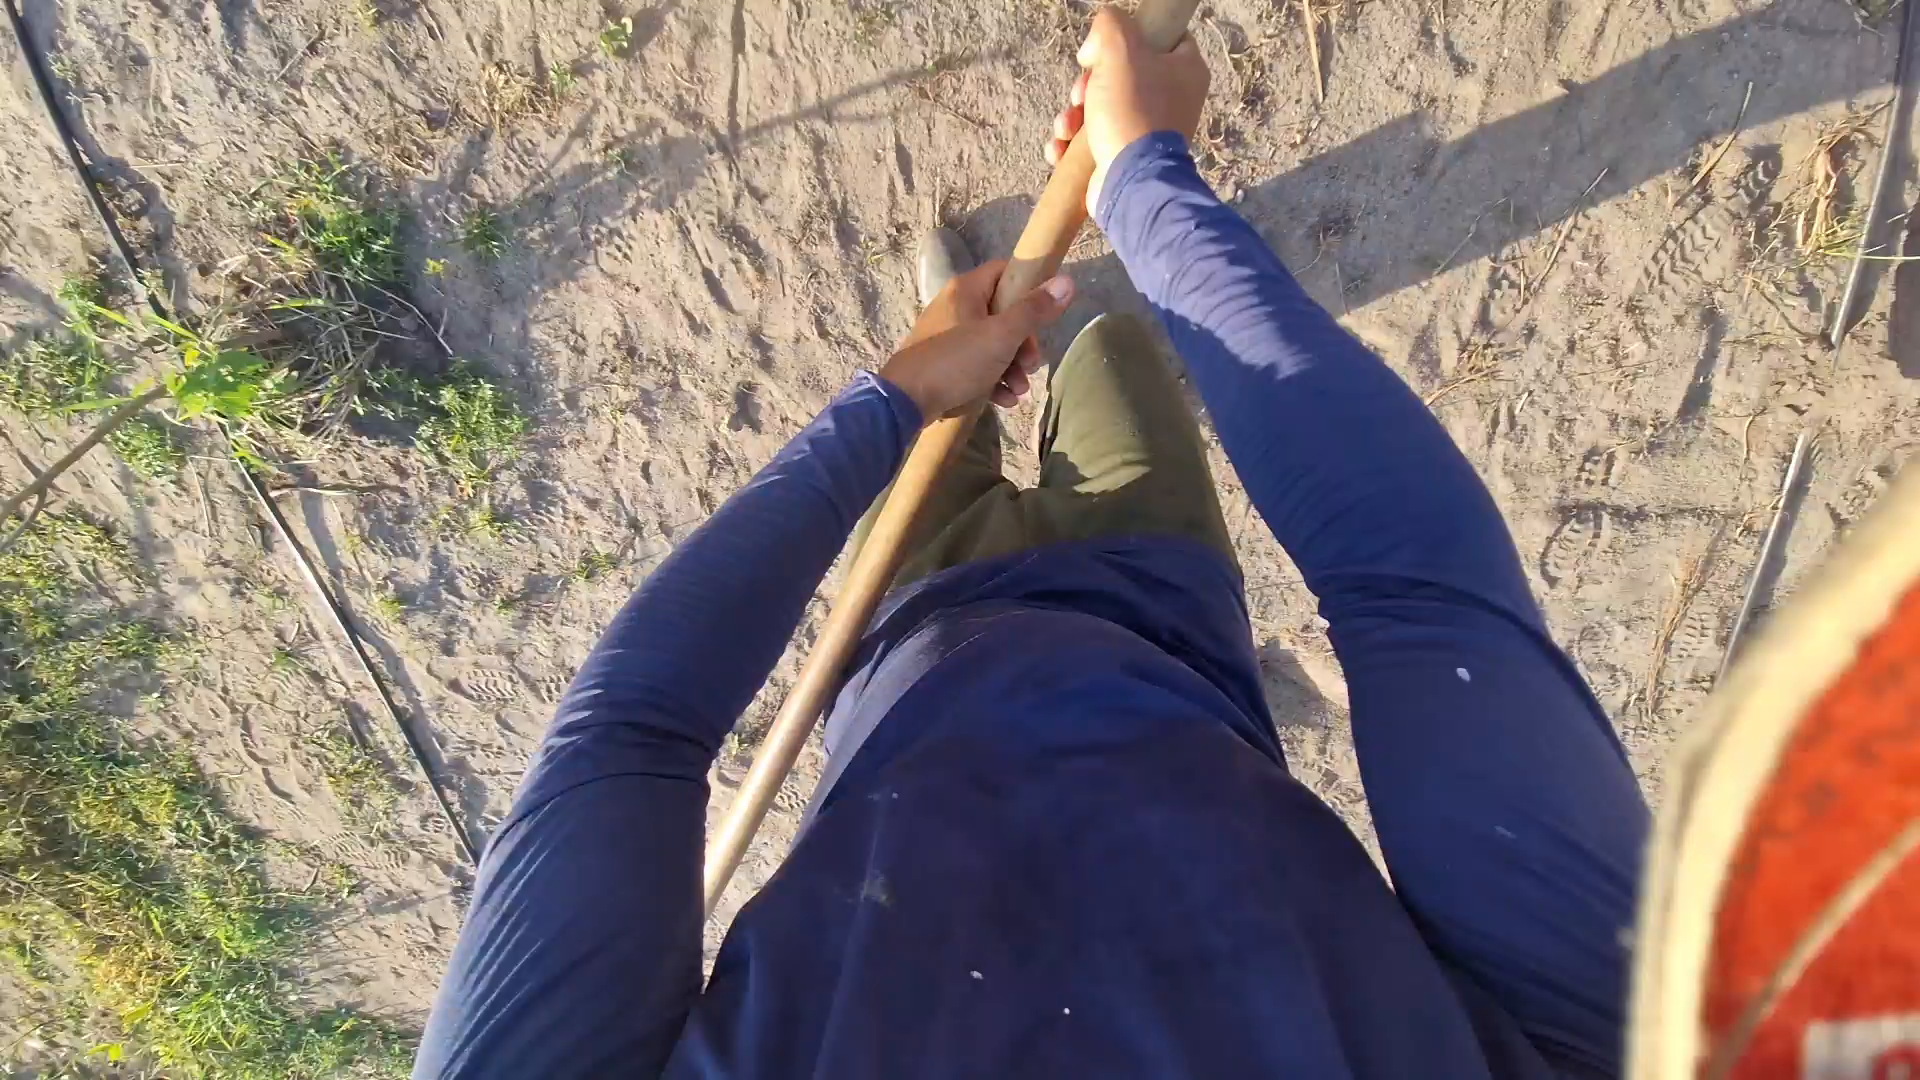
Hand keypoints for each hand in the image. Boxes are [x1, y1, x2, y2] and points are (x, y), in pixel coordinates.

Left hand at [879, 260, 1074, 416]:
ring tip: (1019, 390)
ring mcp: (948, 338)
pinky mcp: (945, 365)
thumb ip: (1034, 310)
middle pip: (1004, 314)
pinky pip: (977, 366)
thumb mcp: (1002, 336)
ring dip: (1013, 367)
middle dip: (1024, 343)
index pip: (1007, 272)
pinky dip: (993, 380)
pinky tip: (1004, 400)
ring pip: (993, 345)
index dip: (1030, 289)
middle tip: (1032, 365)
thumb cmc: (956, 361)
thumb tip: (1068, 281)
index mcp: (967, 291)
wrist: (906, 400)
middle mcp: (957, 308)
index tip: (1045, 315)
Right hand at [1045, 8, 1209, 214]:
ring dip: (1071, 118)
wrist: (1129, 183)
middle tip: (1079, 96)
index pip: (1158, 38)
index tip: (1102, 54)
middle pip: (1119, 77)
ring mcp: (1145, 136)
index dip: (1124, 40)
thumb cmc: (1132, 112)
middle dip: (1086, 87)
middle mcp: (1171, 102)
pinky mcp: (1122, 163)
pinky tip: (1060, 149)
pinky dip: (1071, 147)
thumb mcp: (1120, 48)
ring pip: (1099, 112)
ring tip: (1065, 128)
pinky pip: (1091, 145)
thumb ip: (1108, 25)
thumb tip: (1092, 50)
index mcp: (1185, 70)